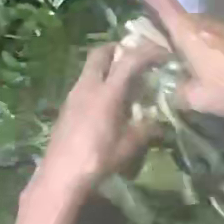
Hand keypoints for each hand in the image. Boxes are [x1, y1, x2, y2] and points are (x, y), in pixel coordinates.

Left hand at [13, 42, 164, 223]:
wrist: (60, 175)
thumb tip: (159, 123)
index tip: (163, 53)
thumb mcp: (128, 146)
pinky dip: (99, 81)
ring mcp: (74, 94)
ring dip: (108, 66)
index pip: (130, 60)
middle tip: (136, 56)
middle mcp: (88, 86)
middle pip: (101, 52)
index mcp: (107, 92)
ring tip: (126, 81)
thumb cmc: (97, 160)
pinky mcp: (66, 106)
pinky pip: (85, 83)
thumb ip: (145, 130)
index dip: (148, 52)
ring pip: (90, 67)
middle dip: (119, 48)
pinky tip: (108, 101)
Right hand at [132, 0, 223, 119]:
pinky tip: (199, 62)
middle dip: (163, 20)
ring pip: (196, 27)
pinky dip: (199, 44)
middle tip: (147, 30)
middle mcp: (206, 25)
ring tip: (171, 50)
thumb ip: (178, 92)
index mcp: (190, 32)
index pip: (164, 5)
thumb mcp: (196, 98)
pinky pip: (211, 37)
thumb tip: (173, 90)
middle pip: (179, 16)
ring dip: (183, 34)